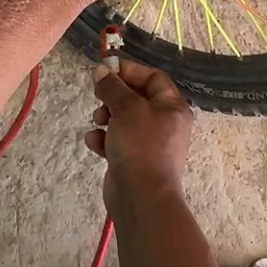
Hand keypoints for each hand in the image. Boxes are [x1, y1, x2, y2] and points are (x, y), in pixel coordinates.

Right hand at [84, 60, 194, 212]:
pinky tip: (95, 143)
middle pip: (136, 97)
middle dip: (114, 95)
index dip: (130, 70)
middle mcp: (163, 123)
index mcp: (171, 107)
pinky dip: (104, 139)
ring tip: (98, 120)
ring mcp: (148, 143)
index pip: (153, 78)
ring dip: (106, 116)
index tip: (106, 69)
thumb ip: (113, 87)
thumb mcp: (126, 108)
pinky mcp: (132, 160)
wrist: (141, 198)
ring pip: (123, 118)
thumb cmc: (140, 146)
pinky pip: (116, 141)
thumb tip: (101, 70)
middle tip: (98, 94)